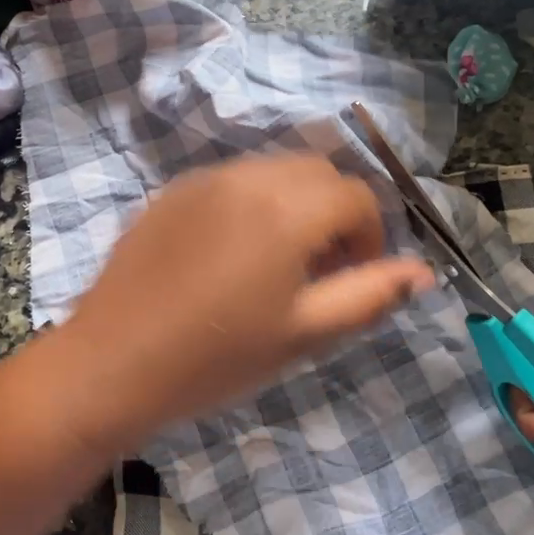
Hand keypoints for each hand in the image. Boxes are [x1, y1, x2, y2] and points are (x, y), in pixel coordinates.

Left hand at [51, 155, 434, 450]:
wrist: (111, 363)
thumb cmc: (216, 358)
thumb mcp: (304, 335)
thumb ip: (369, 295)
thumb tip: (422, 271)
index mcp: (287, 208)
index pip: (357, 195)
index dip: (370, 236)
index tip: (352, 278)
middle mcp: (248, 176)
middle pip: (318, 172)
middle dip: (335, 213)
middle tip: (320, 272)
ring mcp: (203, 179)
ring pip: (274, 171)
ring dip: (294, 204)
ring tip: (276, 264)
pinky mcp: (171, 191)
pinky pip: (232, 181)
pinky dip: (252, 203)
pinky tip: (229, 257)